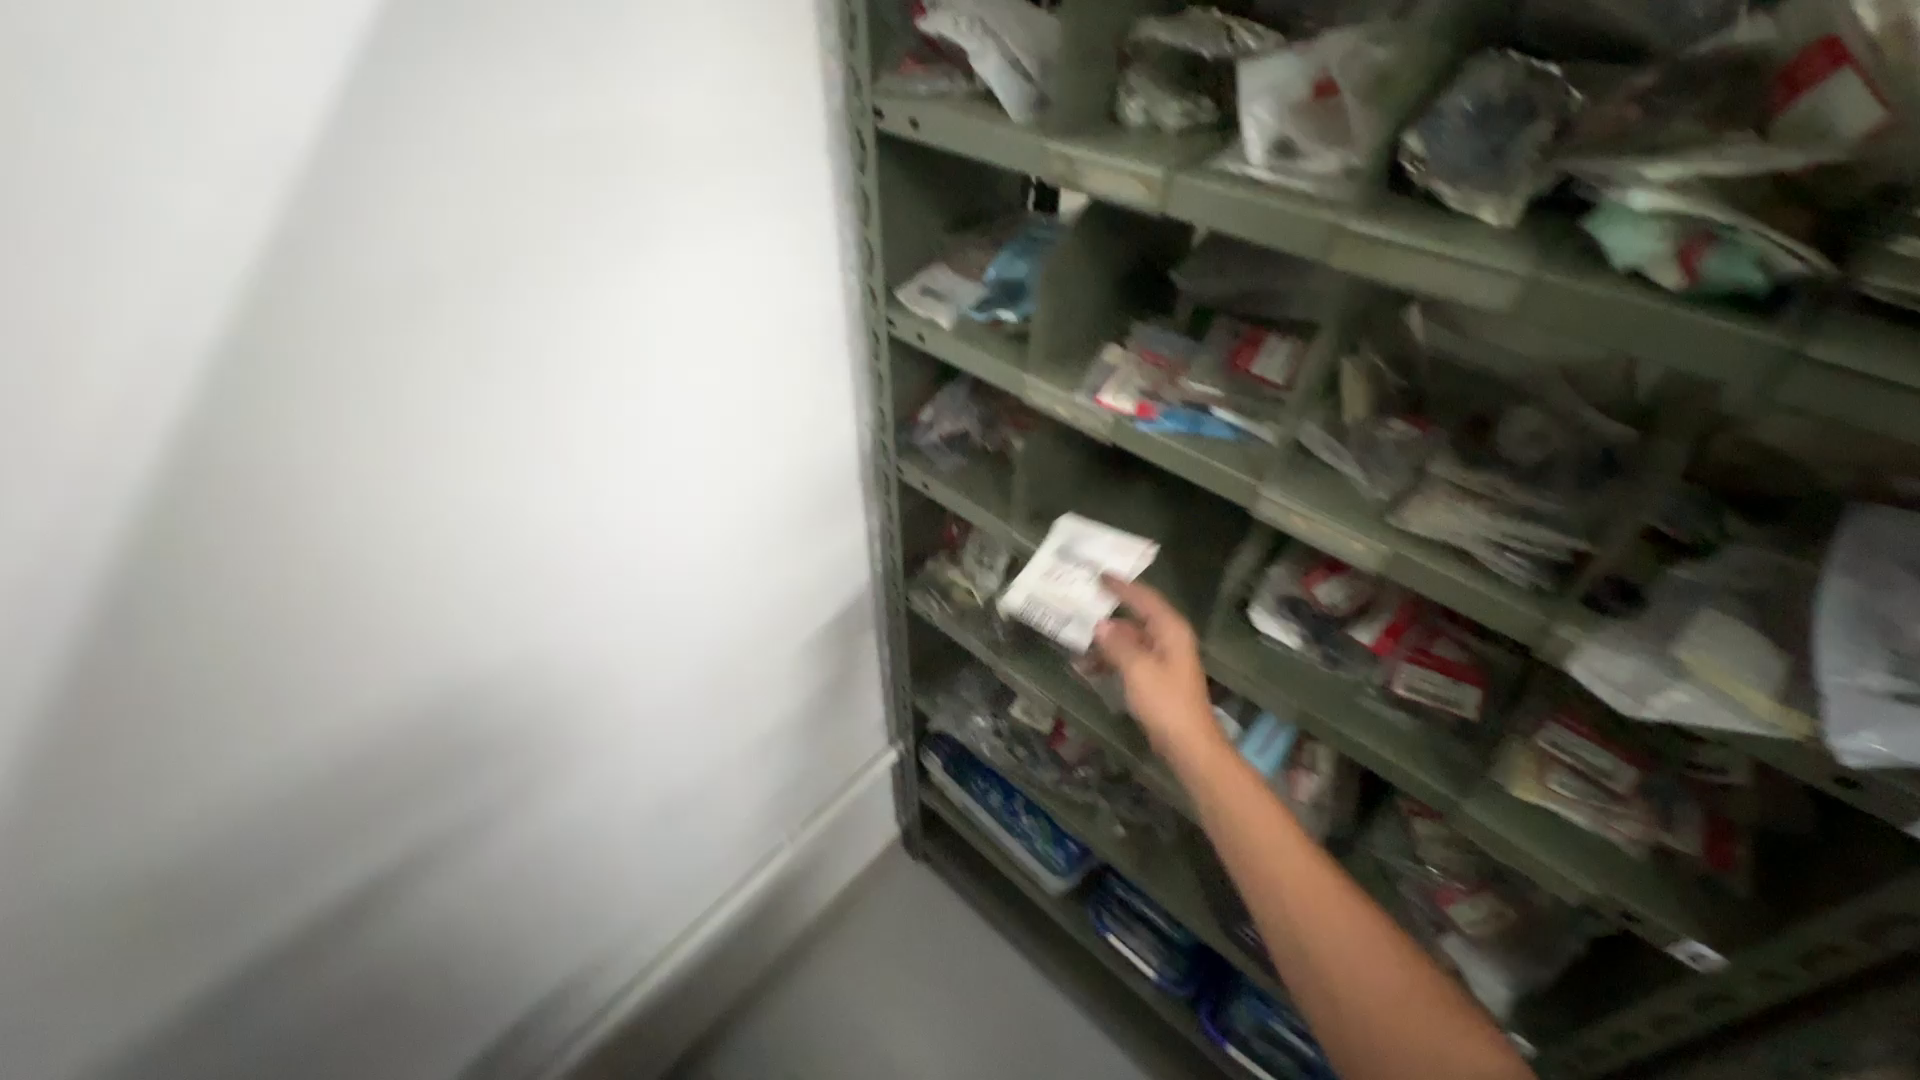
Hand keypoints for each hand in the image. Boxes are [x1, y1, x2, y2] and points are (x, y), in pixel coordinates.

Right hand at [1094, 576, 1227, 763]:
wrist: (1188, 743)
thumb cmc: (1165, 702)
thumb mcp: (1137, 669)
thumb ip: (1118, 644)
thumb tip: (1100, 625)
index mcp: (1170, 630)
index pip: (1145, 598)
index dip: (1122, 586)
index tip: (1099, 575)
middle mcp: (1169, 639)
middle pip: (1136, 618)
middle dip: (1108, 615)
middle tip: (1080, 605)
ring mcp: (1163, 660)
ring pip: (1130, 640)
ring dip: (1105, 643)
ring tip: (1076, 643)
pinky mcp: (1156, 678)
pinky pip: (1130, 659)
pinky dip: (1111, 660)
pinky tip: (1088, 668)